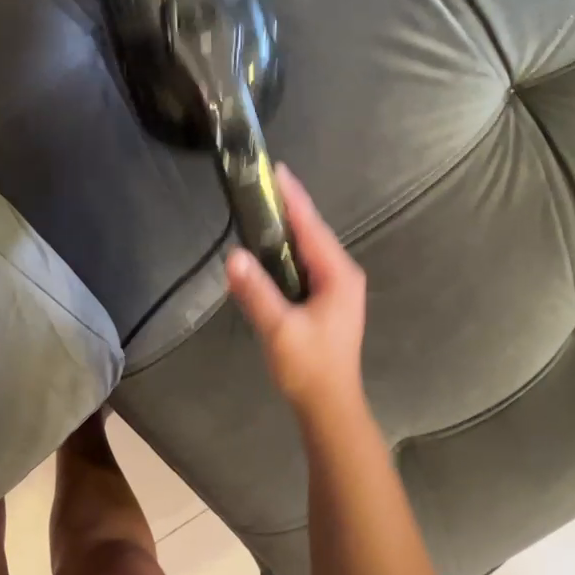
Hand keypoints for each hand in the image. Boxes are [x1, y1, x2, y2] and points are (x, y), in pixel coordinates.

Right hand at [225, 164, 368, 424]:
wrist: (329, 405)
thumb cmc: (309, 367)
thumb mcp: (279, 329)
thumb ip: (257, 292)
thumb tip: (233, 256)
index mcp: (338, 276)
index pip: (311, 227)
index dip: (292, 198)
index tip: (276, 170)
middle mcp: (342, 276)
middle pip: (312, 233)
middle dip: (288, 208)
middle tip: (260, 184)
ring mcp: (336, 289)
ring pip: (308, 250)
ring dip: (286, 230)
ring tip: (260, 208)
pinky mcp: (326, 302)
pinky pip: (304, 266)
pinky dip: (286, 252)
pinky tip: (268, 249)